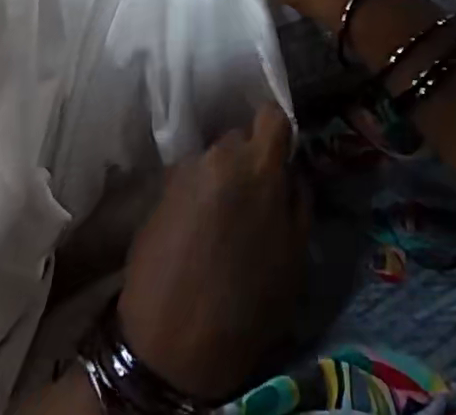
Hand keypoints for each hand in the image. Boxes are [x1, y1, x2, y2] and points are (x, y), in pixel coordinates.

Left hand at [117, 105, 308, 400]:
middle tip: (253, 195)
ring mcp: (183, 171)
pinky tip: (198, 228)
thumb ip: (298, 200)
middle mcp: (216, 156)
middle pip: (239, 137)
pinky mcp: (158, 190)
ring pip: (212, 159)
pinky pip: (189, 178)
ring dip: (221, 177)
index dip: (278, 131)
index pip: (271, 114)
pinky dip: (198, 193)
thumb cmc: (247, 302)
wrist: (171, 341)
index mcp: (256, 166)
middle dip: (248, 159)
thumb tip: (292, 172)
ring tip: (222, 218)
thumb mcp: (295, 255)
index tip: (281, 154)